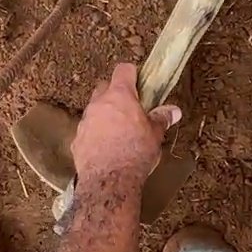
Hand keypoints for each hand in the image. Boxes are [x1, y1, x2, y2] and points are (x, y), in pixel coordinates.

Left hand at [71, 62, 180, 186]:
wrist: (109, 181)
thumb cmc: (135, 153)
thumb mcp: (155, 134)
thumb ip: (162, 118)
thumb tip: (174, 111)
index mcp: (120, 96)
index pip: (123, 70)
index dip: (133, 73)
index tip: (140, 81)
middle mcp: (99, 104)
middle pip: (105, 87)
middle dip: (116, 93)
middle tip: (131, 107)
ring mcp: (85, 121)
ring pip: (94, 109)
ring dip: (105, 114)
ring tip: (120, 131)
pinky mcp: (77, 140)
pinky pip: (87, 130)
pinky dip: (96, 133)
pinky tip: (107, 148)